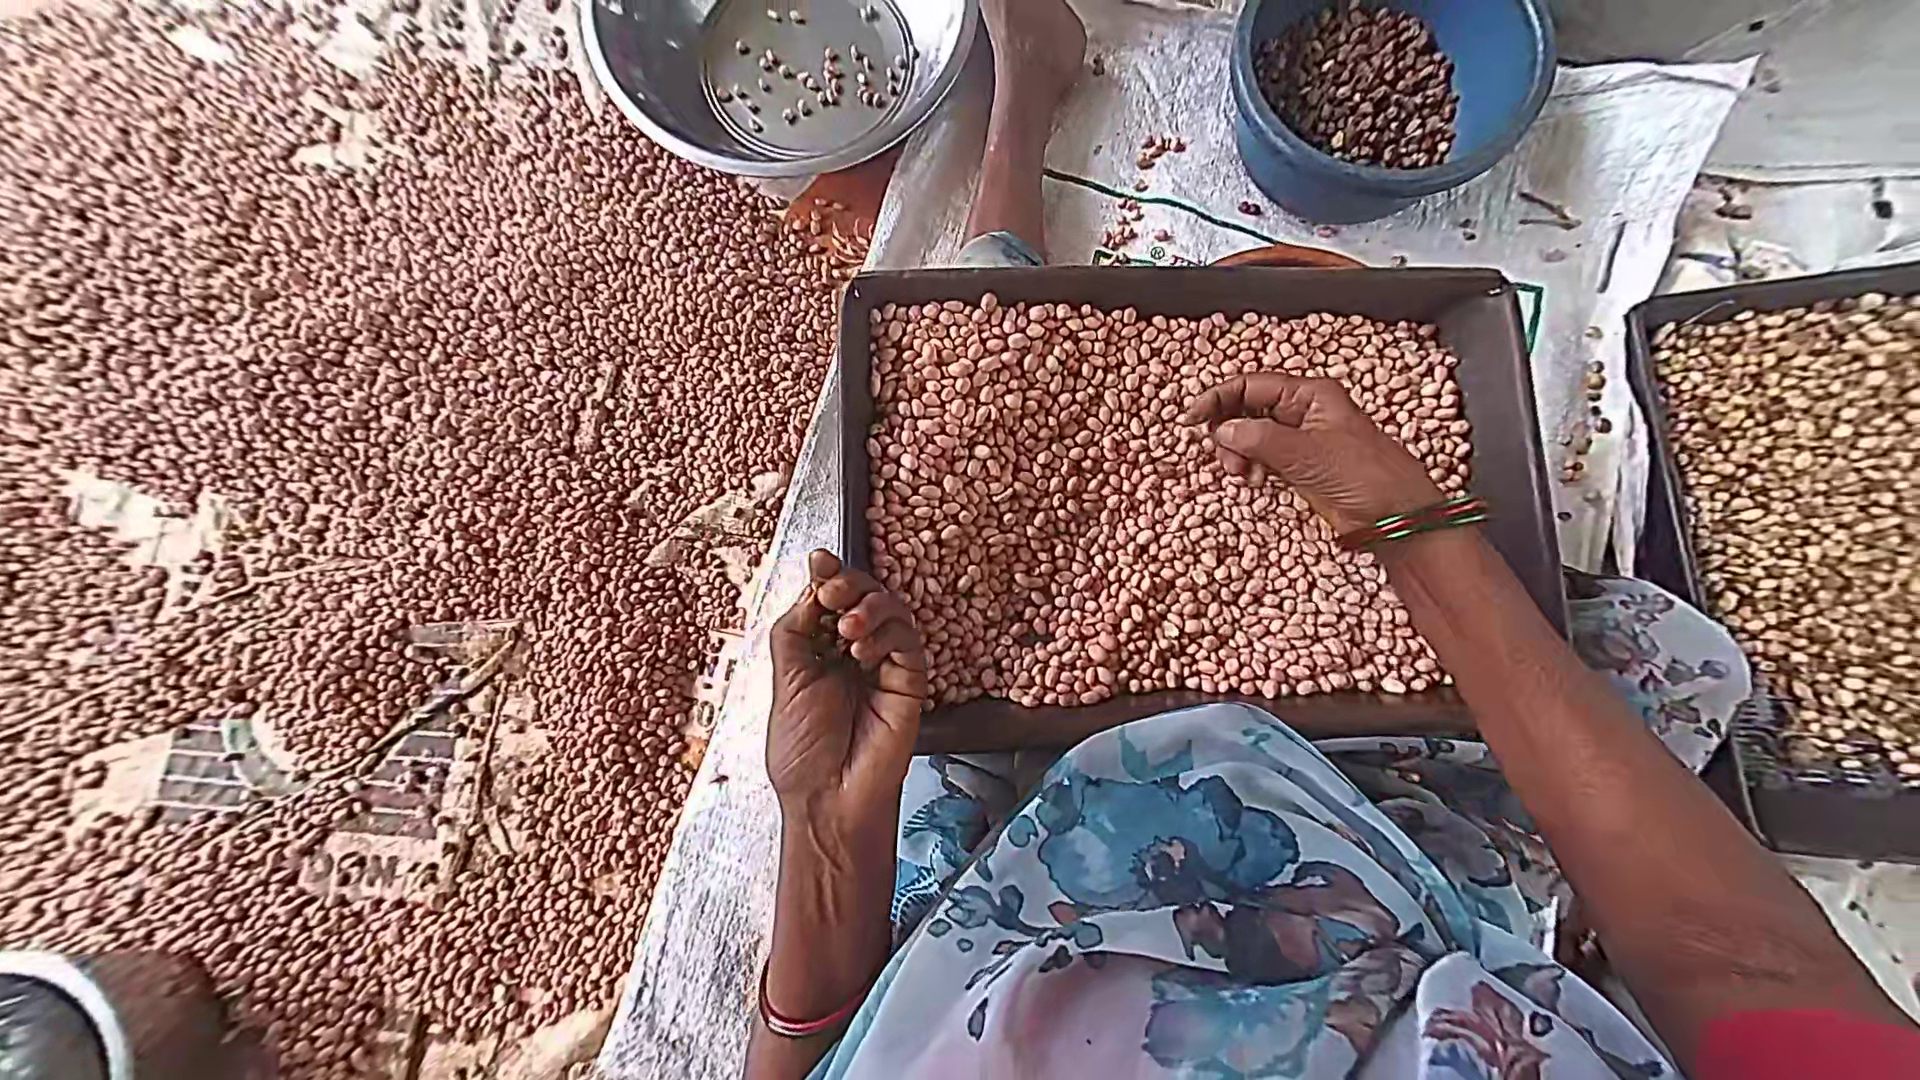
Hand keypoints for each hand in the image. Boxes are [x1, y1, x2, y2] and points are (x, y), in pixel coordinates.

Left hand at [768, 550, 927, 830]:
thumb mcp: (786, 678)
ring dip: (869, 608)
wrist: (825, 796)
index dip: (830, 576)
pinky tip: (863, 652)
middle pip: (866, 597)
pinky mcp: (910, 679)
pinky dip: (887, 636)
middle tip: (834, 591)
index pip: (835, 600)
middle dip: (850, 585)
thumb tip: (811, 586)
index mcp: (827, 648)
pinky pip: (907, 641)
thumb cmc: (804, 748)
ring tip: (846, 628)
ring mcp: (886, 664)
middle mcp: (857, 650)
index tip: (820, 561)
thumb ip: (796, 628)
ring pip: (892, 611)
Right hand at [1183, 373, 1442, 534]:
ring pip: (1246, 435)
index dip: (1217, 398)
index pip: (1249, 385)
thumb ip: (1258, 438)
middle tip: (1226, 456)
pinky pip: (1256, 457)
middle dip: (1227, 431)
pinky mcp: (1294, 464)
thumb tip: (1221, 430)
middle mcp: (1299, 412)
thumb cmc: (1366, 477)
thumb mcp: (1307, 453)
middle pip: (1243, 409)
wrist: (1395, 517)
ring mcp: (1296, 438)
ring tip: (1244, 474)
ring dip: (1236, 454)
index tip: (1192, 419)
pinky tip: (1254, 481)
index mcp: (1309, 395)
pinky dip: (1247, 467)